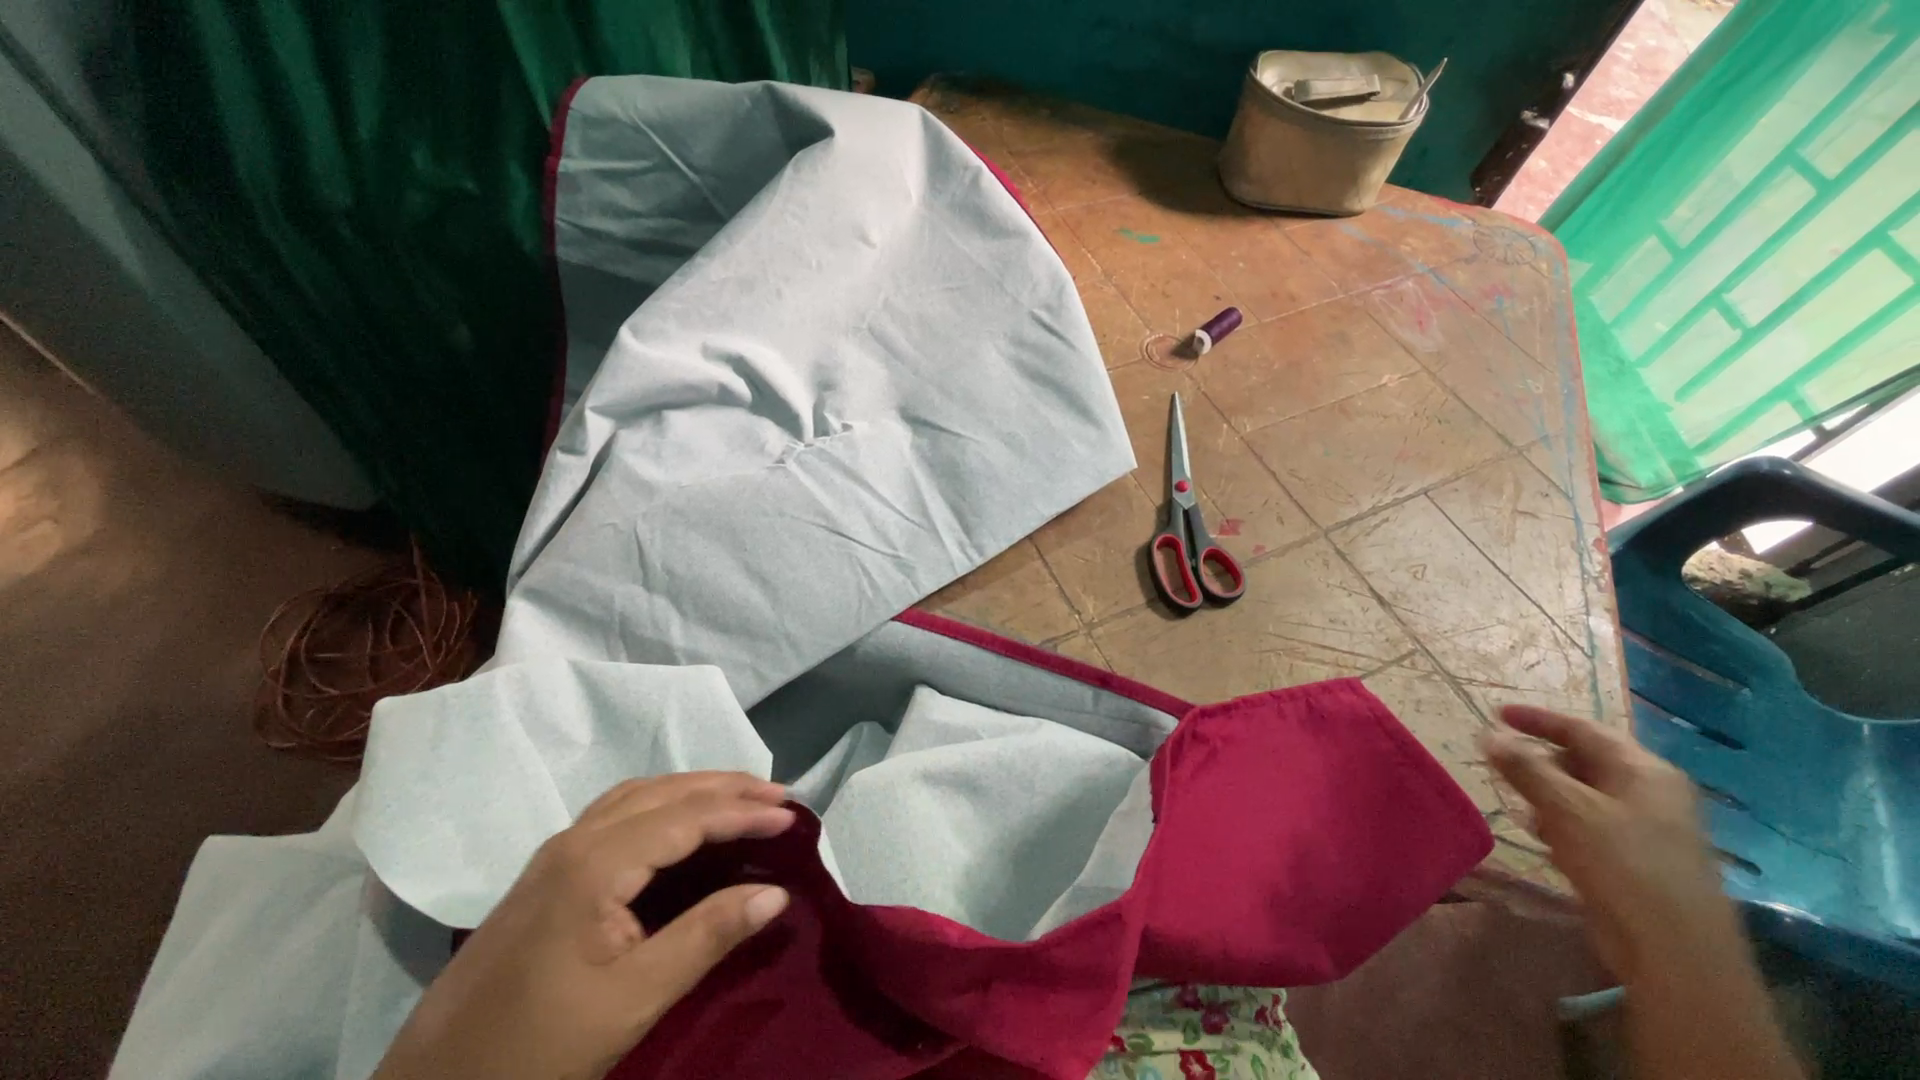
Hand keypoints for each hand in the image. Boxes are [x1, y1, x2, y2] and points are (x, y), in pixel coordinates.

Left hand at [372, 772, 795, 1079]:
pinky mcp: (547, 873)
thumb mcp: (636, 996)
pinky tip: (679, 825)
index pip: (686, 817)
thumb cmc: (543, 1043)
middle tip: (779, 795)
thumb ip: (708, 935)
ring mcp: (555, 854)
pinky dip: (662, 805)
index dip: (743, 812)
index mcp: (595, 863)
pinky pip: (617, 814)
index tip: (794, 817)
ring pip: (636, 796)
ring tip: (740, 799)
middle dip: (724, 787)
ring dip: (692, 790)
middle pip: (662, 792)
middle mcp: (574, 840)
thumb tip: (776, 891)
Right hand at [1480, 705, 1739, 984]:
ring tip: (1520, 807)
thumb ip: (1526, 769)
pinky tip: (1546, 841)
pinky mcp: (1637, 858)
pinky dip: (1563, 824)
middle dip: (1540, 761)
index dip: (1537, 719)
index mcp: (1643, 770)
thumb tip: (1489, 735)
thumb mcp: (1567, 809)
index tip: (1495, 715)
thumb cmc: (1622, 865)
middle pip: (1585, 760)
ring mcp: (1647, 827)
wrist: (1674, 949)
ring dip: (1548, 796)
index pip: (1583, 729)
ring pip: (1585, 795)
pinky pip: (1590, 825)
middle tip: (1501, 767)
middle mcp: (1650, 792)